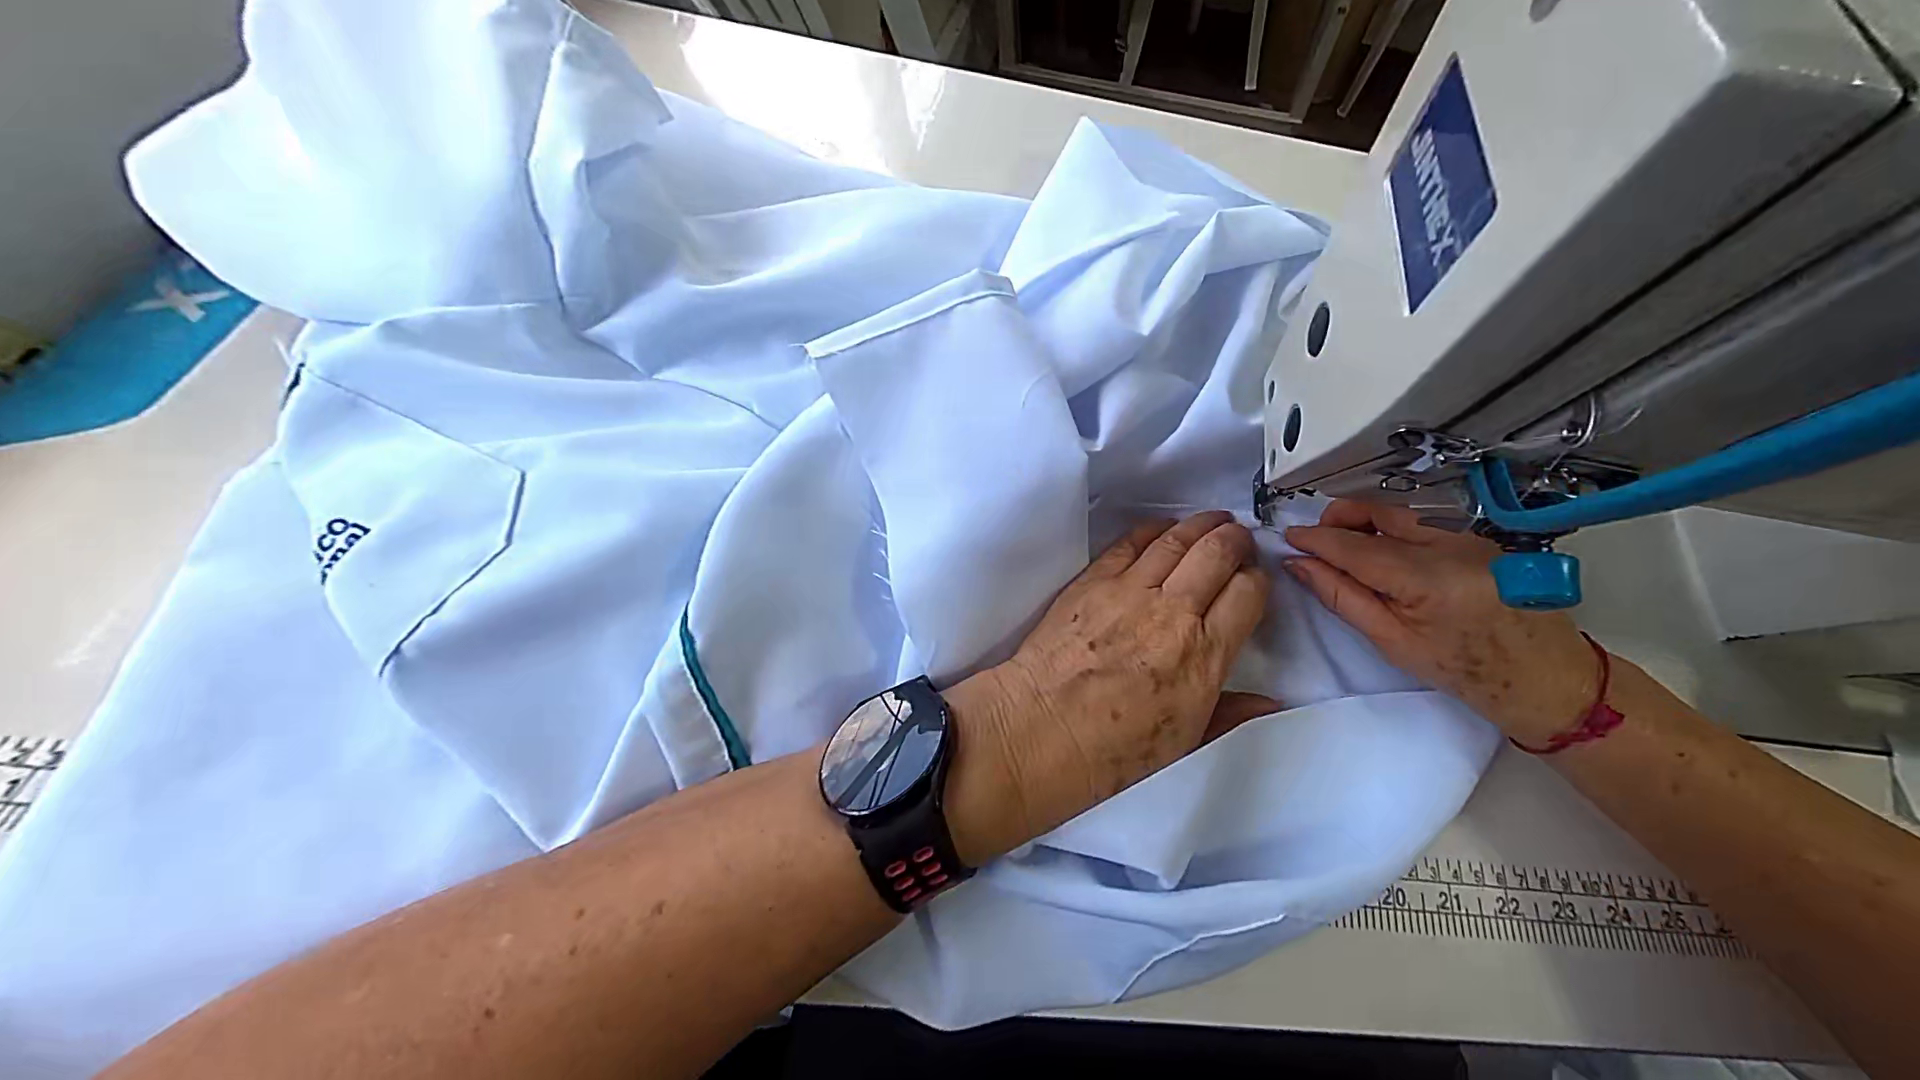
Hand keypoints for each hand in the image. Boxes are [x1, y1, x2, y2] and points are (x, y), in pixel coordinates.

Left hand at [941, 512, 1280, 865]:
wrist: (1039, 731)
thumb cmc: (1109, 750)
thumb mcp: (1184, 742)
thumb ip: (1231, 712)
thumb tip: (1270, 702)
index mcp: (1203, 655)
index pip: (1247, 594)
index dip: (1257, 580)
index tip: (1253, 581)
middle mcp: (1172, 614)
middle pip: (1217, 554)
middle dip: (1235, 540)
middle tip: (1239, 539)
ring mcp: (1128, 593)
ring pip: (1176, 540)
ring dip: (1200, 525)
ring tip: (1212, 521)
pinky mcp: (1090, 583)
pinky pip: (1128, 543)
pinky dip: (1151, 530)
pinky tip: (1162, 529)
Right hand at [1280, 499, 1599, 745]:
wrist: (1543, 676)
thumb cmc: (1468, 670)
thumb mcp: (1391, 640)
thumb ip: (1341, 596)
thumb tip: (1301, 565)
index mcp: (1428, 579)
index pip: (1354, 545)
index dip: (1316, 539)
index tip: (1290, 539)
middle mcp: (1454, 546)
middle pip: (1377, 509)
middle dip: (1338, 518)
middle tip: (1316, 542)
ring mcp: (1472, 536)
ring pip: (1399, 510)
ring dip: (1364, 522)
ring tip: (1349, 552)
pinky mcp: (1479, 536)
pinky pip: (1422, 520)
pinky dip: (1393, 529)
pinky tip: (1386, 556)